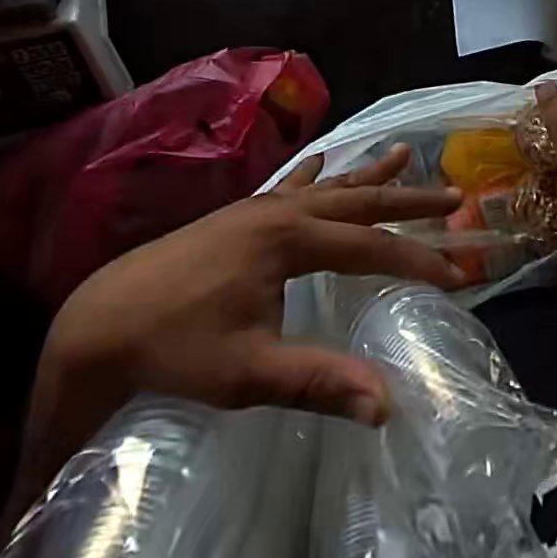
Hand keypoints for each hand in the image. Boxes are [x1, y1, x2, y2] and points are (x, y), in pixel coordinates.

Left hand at [38, 145, 464, 428]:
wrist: (99, 322)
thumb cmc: (173, 347)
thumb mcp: (247, 373)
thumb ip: (318, 382)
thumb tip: (386, 406)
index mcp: (288, 239)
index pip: (370, 246)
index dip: (417, 260)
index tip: (457, 274)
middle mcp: (279, 211)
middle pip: (359, 200)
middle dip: (409, 198)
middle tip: (454, 194)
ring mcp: (257, 208)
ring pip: (329, 185)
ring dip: (369, 174)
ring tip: (403, 152)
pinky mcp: (239, 216)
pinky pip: (292, 186)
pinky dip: (317, 174)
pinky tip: (323, 160)